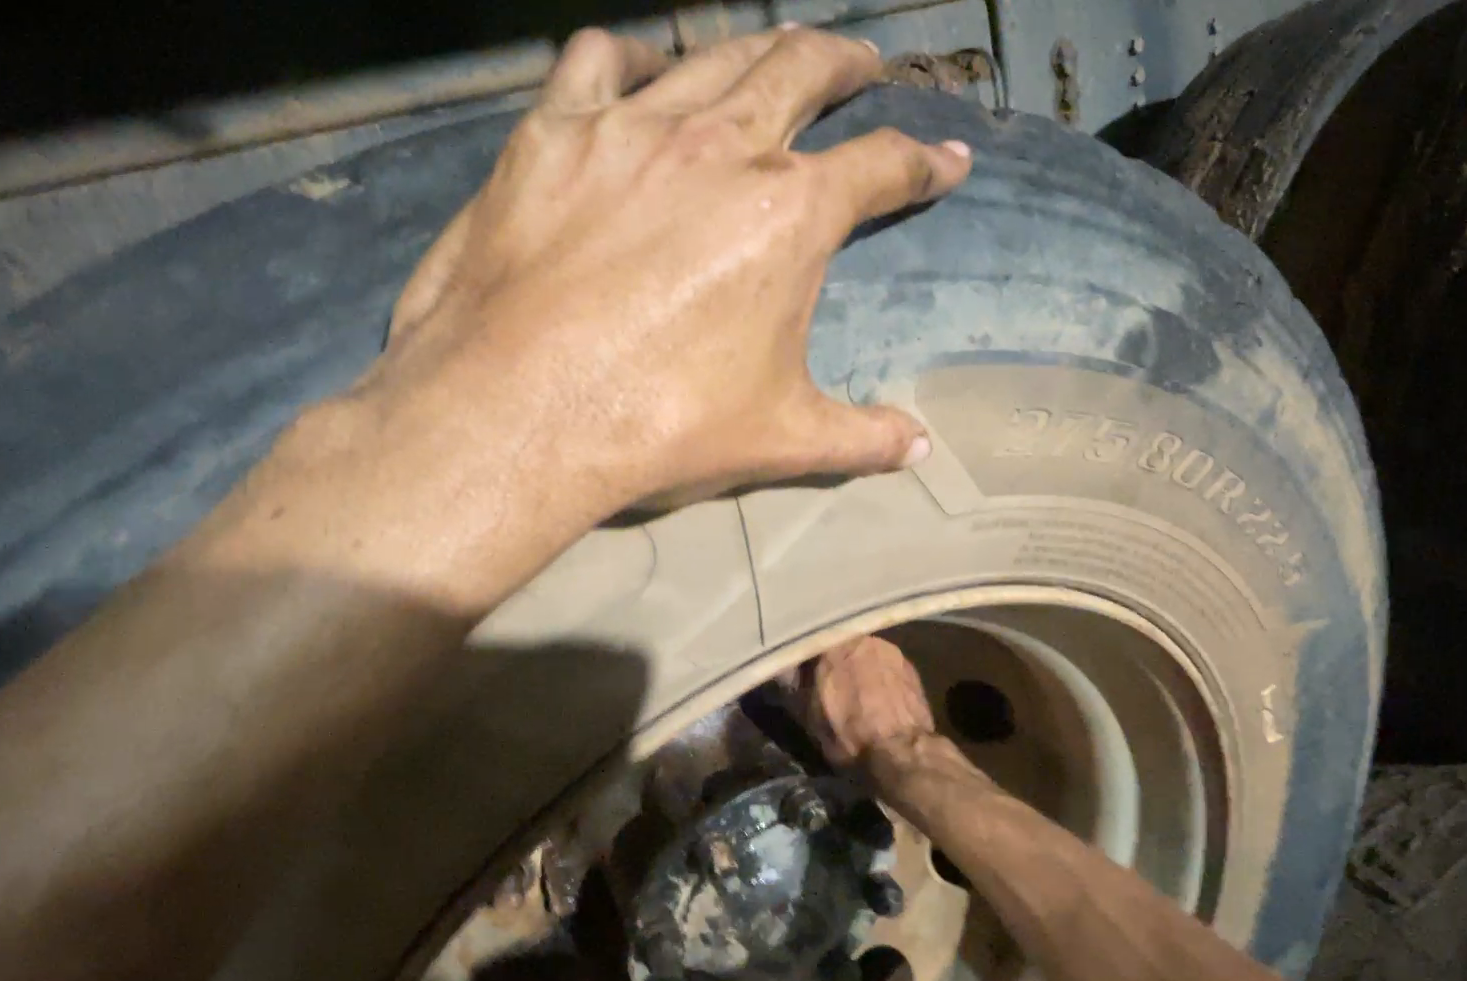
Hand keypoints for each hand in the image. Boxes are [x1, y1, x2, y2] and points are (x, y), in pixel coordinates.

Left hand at [378, 26, 970, 508]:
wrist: (519, 415)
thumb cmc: (663, 425)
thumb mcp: (780, 438)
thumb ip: (861, 437)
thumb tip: (922, 447)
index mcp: (790, 214)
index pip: (882, 168)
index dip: (925, 163)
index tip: (946, 159)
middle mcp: (721, 148)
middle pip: (803, 71)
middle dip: (847, 65)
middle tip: (864, 69)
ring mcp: (632, 129)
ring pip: (715, 54)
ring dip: (759, 48)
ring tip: (776, 54)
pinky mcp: (553, 134)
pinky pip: (600, 61)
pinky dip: (635, 59)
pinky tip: (646, 72)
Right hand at [803, 636, 934, 766]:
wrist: (901, 752)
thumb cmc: (846, 733)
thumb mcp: (807, 715)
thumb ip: (794, 684)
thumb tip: (786, 668)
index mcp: (831, 645)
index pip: (811, 641)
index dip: (806, 657)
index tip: (801, 670)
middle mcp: (862, 639)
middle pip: (842, 645)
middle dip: (836, 661)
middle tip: (831, 683)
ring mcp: (891, 651)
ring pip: (868, 655)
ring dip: (861, 668)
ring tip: (858, 693)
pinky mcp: (912, 668)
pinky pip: (888, 668)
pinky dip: (881, 679)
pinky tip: (881, 700)